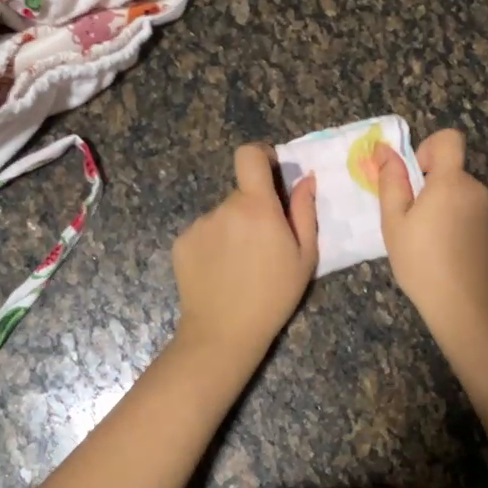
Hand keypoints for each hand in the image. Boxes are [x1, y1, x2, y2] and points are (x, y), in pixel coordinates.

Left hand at [171, 144, 317, 360]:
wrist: (222, 333)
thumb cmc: (273, 296)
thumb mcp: (305, 256)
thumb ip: (305, 212)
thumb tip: (304, 179)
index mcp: (257, 207)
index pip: (248, 154)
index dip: (260, 155)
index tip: (270, 173)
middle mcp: (224, 208)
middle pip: (241, 193)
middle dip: (254, 209)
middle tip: (264, 244)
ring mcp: (199, 225)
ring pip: (222, 215)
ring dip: (233, 229)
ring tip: (240, 265)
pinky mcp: (181, 242)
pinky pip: (204, 232)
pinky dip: (213, 245)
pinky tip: (220, 272)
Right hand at [375, 130, 487, 337]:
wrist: (466, 306)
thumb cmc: (422, 263)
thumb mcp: (394, 223)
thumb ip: (391, 181)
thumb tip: (386, 150)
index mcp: (451, 181)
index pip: (448, 140)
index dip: (430, 150)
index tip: (419, 178)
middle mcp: (479, 188)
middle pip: (454, 175)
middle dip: (437, 190)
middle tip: (421, 226)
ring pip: (468, 197)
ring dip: (454, 209)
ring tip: (441, 246)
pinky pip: (483, 215)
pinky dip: (471, 226)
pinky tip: (461, 254)